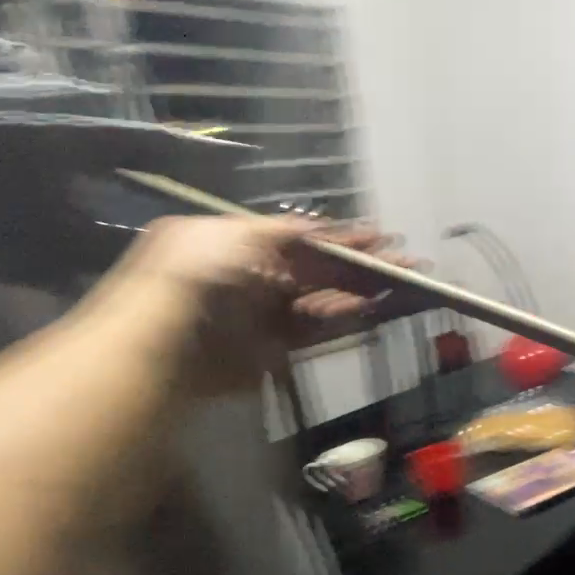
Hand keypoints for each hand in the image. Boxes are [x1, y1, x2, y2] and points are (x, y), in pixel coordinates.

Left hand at [98, 214, 418, 393]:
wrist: (169, 346)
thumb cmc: (197, 278)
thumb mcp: (233, 235)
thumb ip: (281, 231)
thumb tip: (318, 229)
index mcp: (236, 243)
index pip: (300, 237)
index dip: (340, 236)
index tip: (379, 235)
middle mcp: (253, 274)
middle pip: (318, 267)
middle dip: (361, 264)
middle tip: (404, 262)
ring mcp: (266, 312)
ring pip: (324, 297)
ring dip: (361, 290)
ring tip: (401, 284)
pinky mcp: (277, 346)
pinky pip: (318, 327)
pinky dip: (345, 317)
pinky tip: (371, 308)